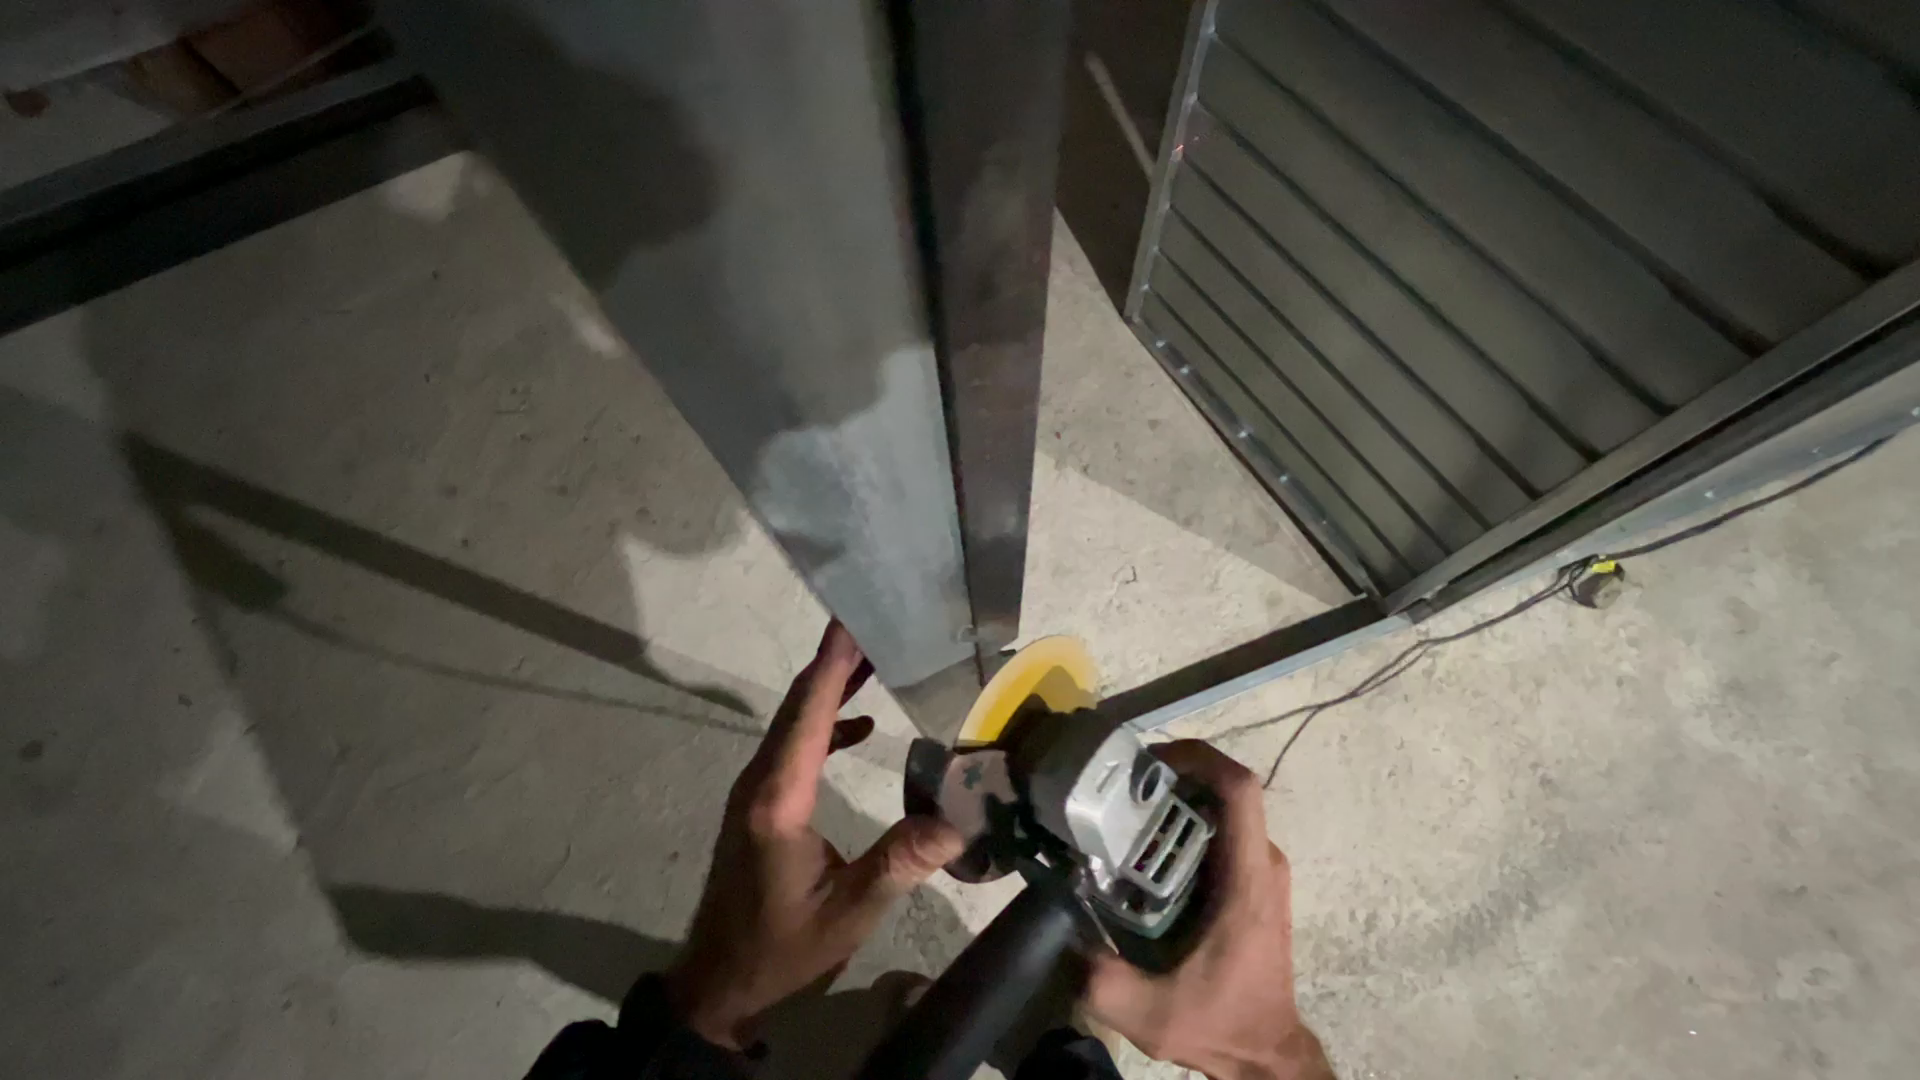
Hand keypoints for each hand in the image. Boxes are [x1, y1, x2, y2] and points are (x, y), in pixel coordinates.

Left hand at [664, 622, 965, 1049]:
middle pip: (798, 705)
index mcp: (779, 799)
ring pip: (795, 721)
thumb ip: (899, 863)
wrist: (719, 981)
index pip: (808, 715)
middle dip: (834, 661)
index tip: (850, 621)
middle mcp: (761, 781)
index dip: (831, 665)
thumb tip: (959, 818)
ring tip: (873, 657)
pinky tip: (861, 726)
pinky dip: (825, 723)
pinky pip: (795, 746)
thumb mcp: (849, 913)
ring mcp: (756, 790)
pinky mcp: (761, 802)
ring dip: (830, 686)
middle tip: (872, 623)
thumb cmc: (783, 947)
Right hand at [1084, 741, 1331, 1079]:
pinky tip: (1143, 845)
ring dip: (1175, 797)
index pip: (1239, 789)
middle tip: (1119, 787)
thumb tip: (1061, 935)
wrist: (1265, 1055)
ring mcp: (1261, 869)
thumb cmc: (1220, 1025)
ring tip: (1124, 810)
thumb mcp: (1153, 1016)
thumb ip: (1103, 980)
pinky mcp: (1251, 879)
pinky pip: (1219, 828)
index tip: (1149, 760)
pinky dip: (1182, 821)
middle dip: (1171, 775)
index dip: (1198, 757)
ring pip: (1220, 806)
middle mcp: (1262, 862)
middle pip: (1223, 789)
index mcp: (1247, 880)